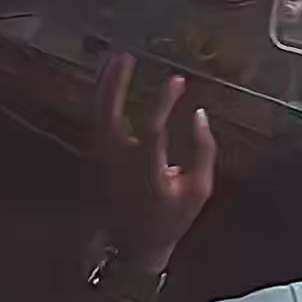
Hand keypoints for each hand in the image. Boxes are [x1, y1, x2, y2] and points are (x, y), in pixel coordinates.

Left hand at [94, 53, 215, 271]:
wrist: (135, 245)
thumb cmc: (171, 218)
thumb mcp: (199, 190)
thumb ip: (202, 152)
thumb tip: (199, 115)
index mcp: (146, 171)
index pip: (152, 129)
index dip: (164, 102)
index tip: (178, 81)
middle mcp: (120, 161)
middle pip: (109, 116)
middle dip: (116, 84)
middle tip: (126, 56)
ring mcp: (106, 159)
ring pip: (99, 115)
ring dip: (107, 86)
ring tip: (117, 60)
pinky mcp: (102, 156)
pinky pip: (99, 120)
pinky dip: (104, 98)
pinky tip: (112, 83)